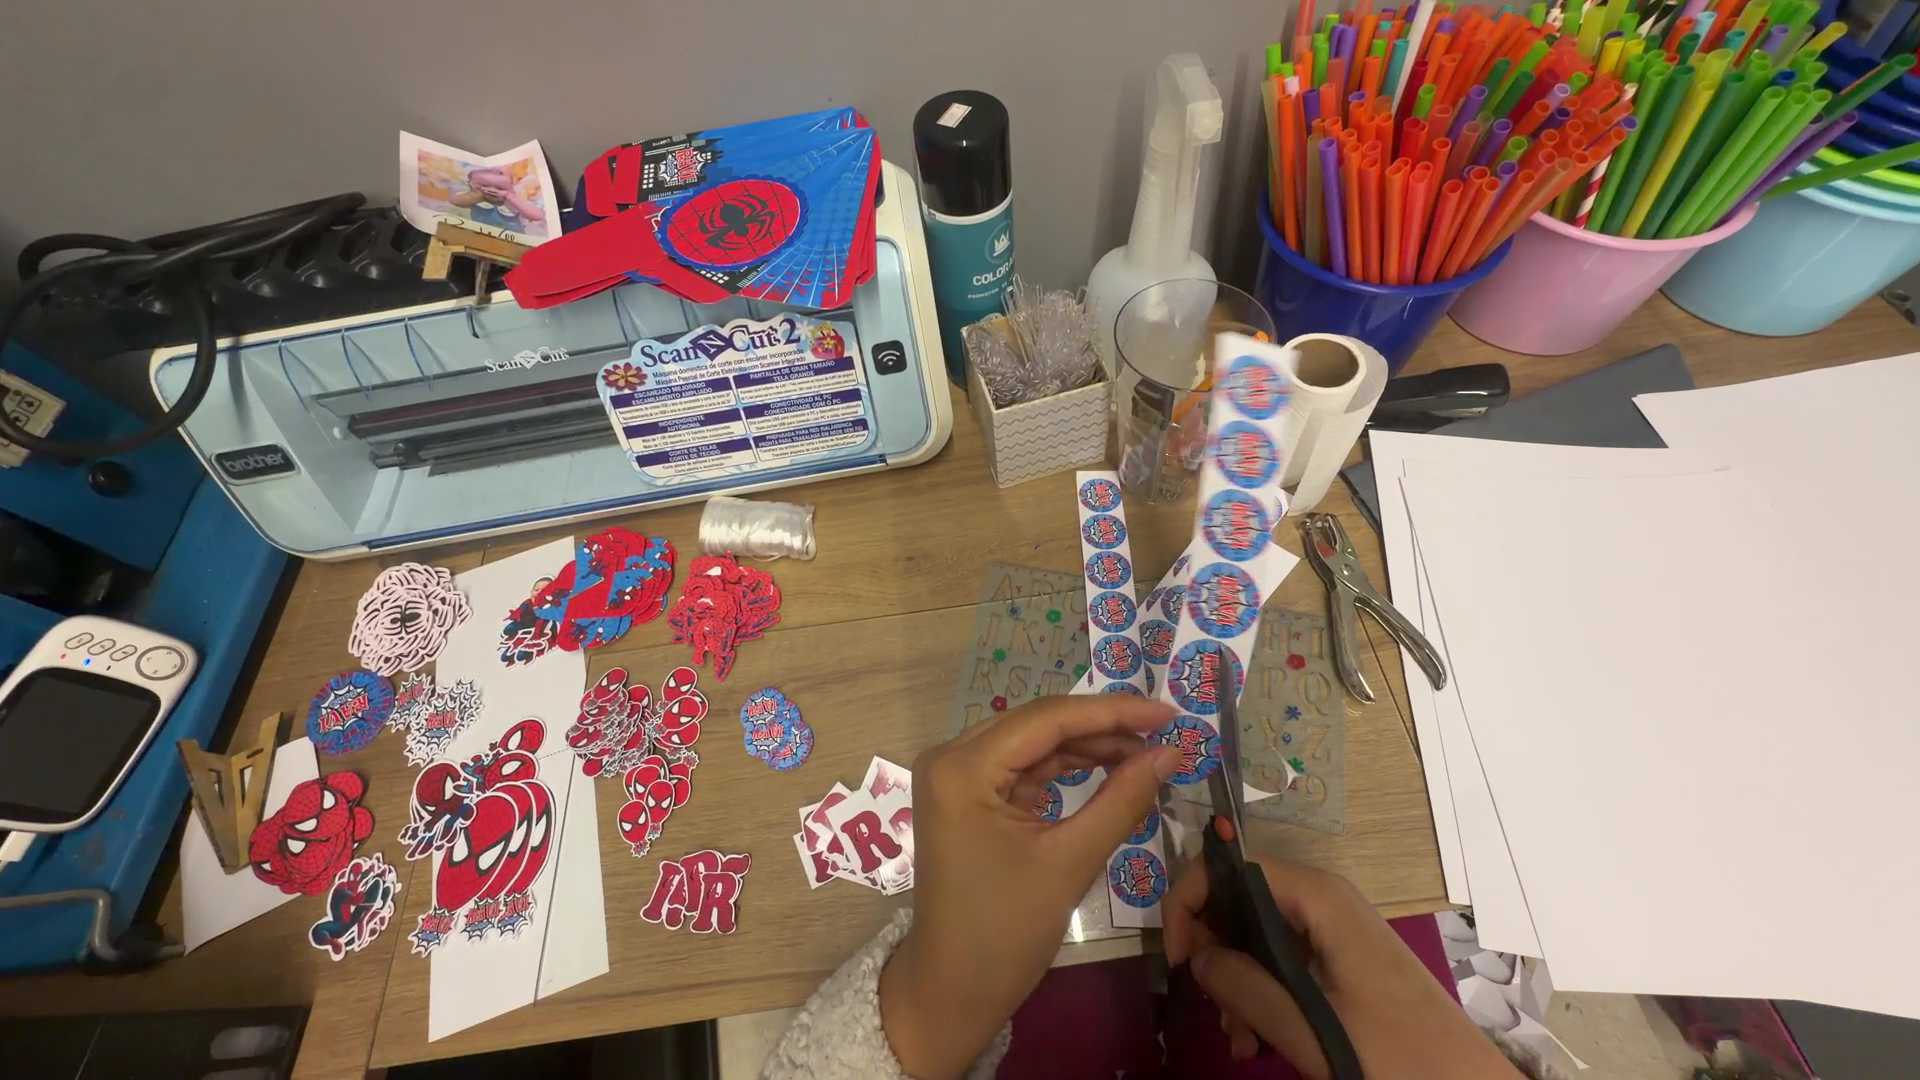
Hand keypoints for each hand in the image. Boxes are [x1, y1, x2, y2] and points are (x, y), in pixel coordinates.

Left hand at [879, 694, 1178, 1078]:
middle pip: (1038, 725)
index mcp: (963, 767)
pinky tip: (1106, 768)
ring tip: (1144, 753)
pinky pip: (1022, 767)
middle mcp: (952, 756)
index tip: (1166, 711)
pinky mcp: (967, 794)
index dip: (1111, 711)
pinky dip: (1064, 768)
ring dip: (1086, 747)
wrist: (953, 990)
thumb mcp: (1070, 861)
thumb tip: (1171, 753)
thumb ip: (1122, 799)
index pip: (1047, 719)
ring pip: (1032, 743)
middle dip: (1102, 728)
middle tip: (1162, 734)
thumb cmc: (1005, 932)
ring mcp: (956, 775)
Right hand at [1165, 857, 1522, 1078]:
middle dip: (1214, 952)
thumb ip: (1244, 987)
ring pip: (1257, 936)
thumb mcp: (1312, 1028)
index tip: (1177, 959)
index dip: (1191, 901)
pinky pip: (1283, 960)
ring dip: (1236, 981)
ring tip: (1240, 1039)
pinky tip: (1260, 1038)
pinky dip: (1262, 993)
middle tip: (1213, 1009)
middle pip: (1240, 901)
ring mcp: (1334, 930)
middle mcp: (1322, 900)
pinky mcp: (1343, 961)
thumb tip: (1196, 957)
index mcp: (1318, 896)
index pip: (1231, 867)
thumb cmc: (1401, 1059)